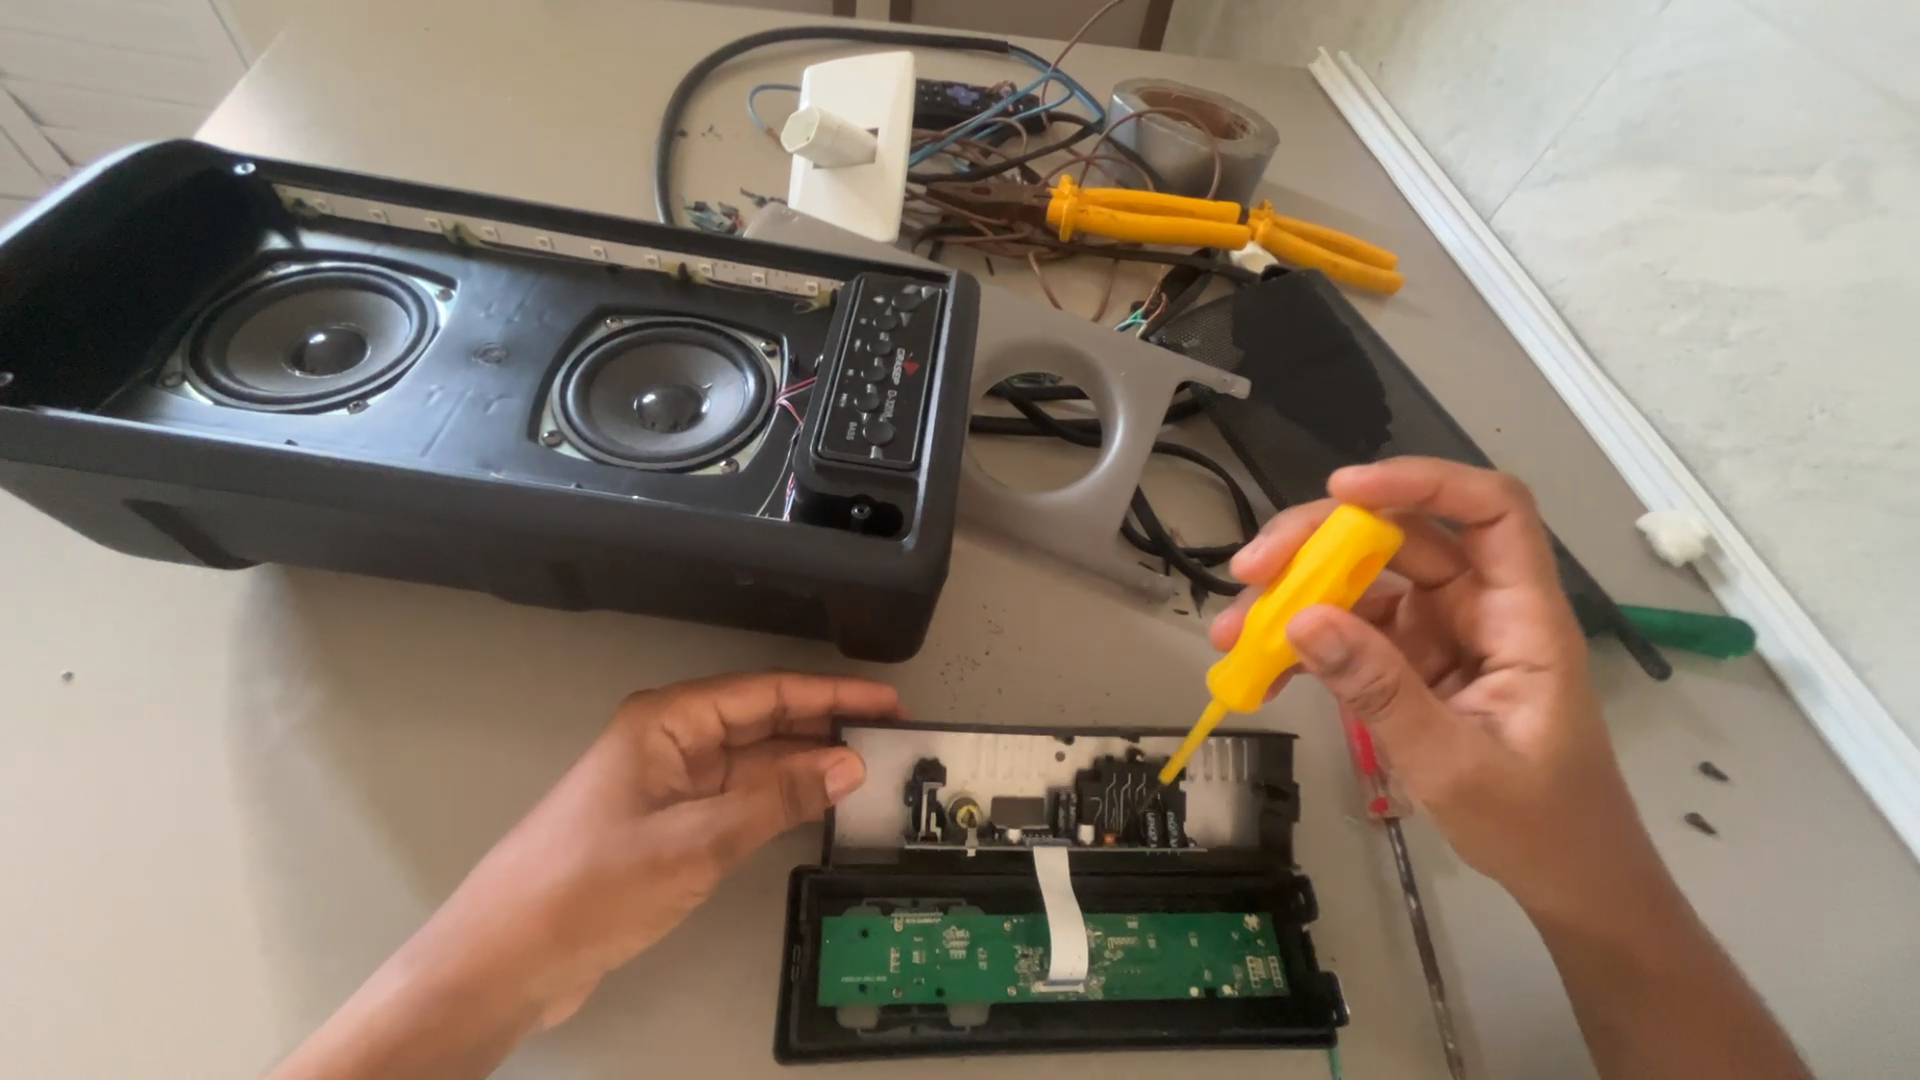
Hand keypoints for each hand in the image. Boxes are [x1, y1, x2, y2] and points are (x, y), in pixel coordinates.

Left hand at [407, 671, 899, 1029]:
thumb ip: (777, 799)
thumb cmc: (593, 886)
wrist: (504, 963)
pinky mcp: (673, 822)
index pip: (767, 692)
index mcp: (671, 720)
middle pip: (764, 720)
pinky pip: (741, 795)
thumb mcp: (696, 841)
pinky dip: (781, 796)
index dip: (831, 693)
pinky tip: (819, 802)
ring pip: (755, 759)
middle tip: (890, 734)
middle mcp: (675, 739)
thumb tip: (850, 764)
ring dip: (807, 762)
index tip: (886, 702)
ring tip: (869, 766)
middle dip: (826, 724)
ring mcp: (673, 782)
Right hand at [1211, 458, 1667, 923]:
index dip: (1421, 482)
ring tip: (1230, 631)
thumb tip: (1300, 620)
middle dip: (1316, 542)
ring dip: (1289, 596)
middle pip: (1398, 537)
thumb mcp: (1454, 764)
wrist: (1565, 879)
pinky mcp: (1404, 659)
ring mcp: (1436, 631)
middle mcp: (1476, 607)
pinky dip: (1296, 643)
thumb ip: (1381, 691)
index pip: (1490, 511)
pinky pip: (1342, 630)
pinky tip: (1256, 669)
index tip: (1340, 489)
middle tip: (1248, 570)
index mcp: (1520, 617)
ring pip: (1357, 580)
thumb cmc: (1539, 826)